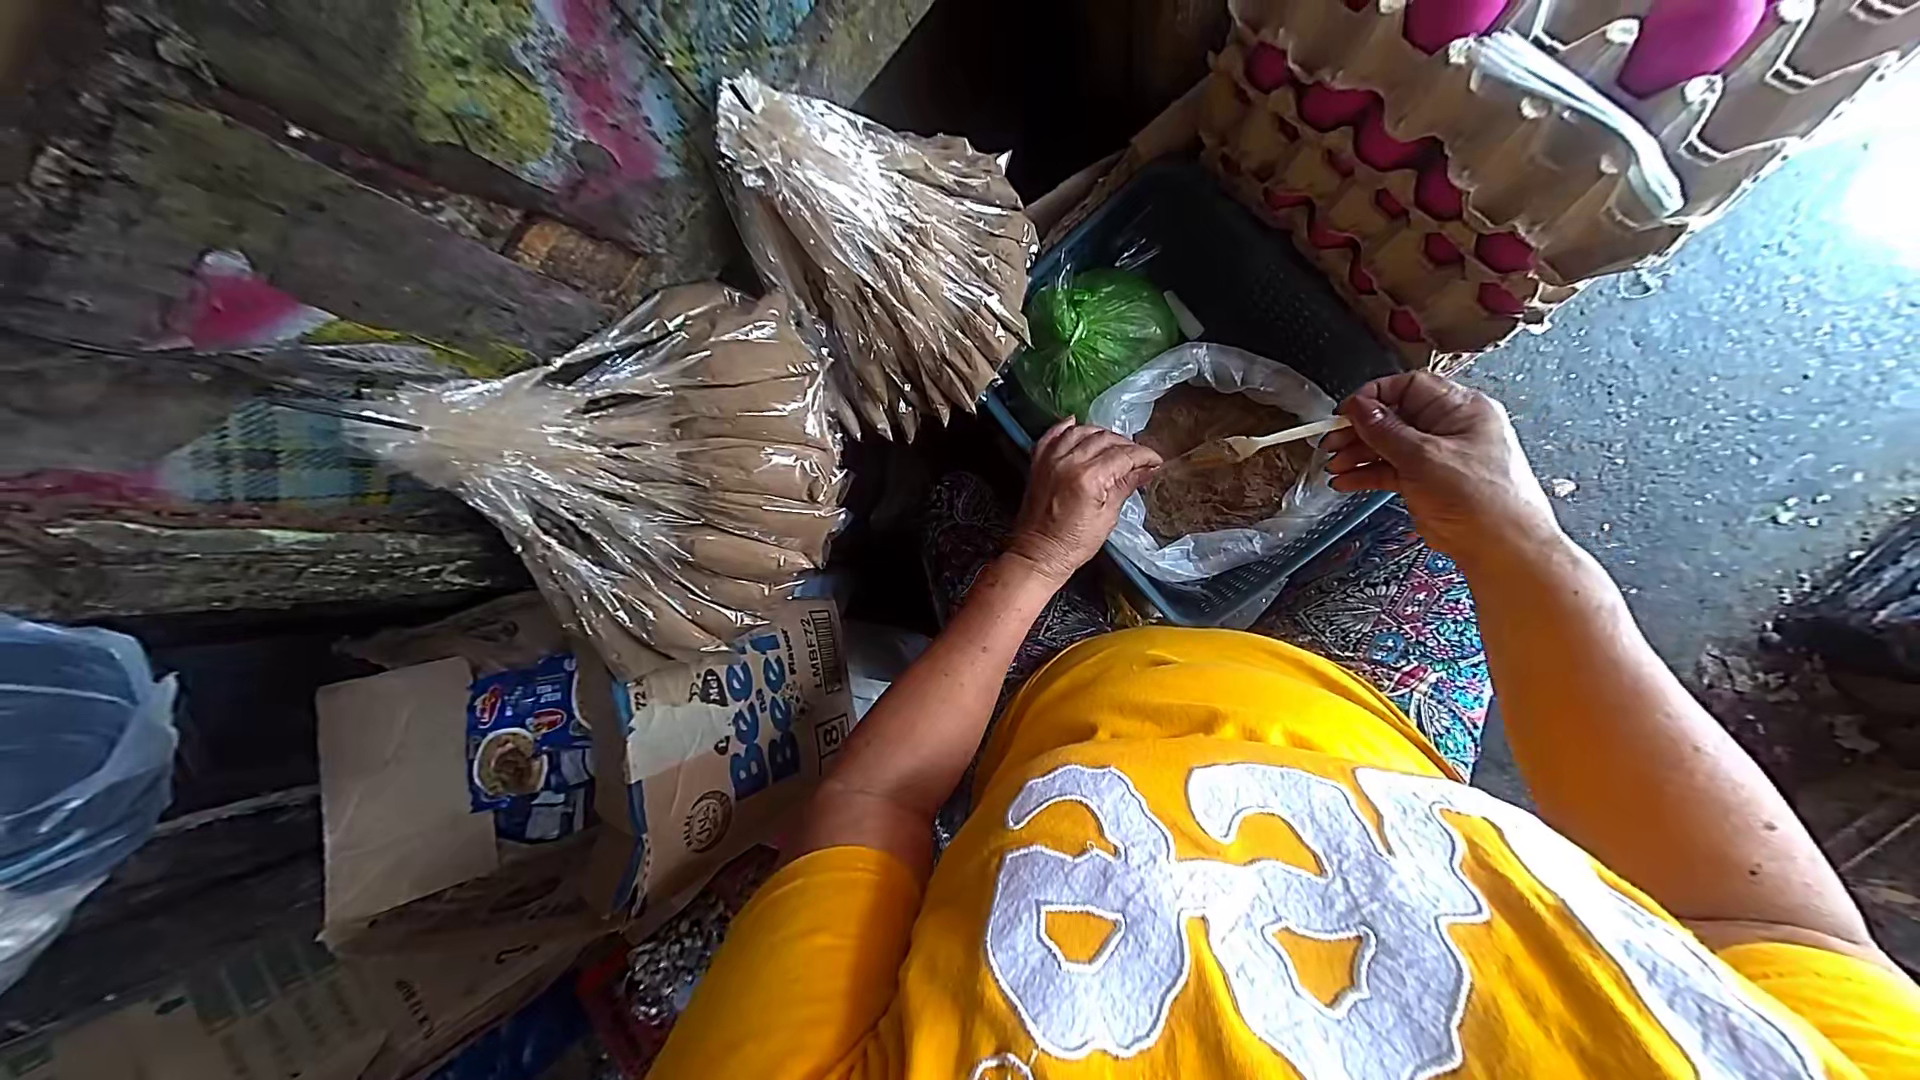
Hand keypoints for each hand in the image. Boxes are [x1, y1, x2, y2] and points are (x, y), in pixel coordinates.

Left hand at [1008, 418, 1162, 583]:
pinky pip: (1053, 435)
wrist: (1037, 554)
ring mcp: (1050, 460)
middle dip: (1126, 445)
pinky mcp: (1038, 463)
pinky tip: (1076, 425)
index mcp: (1089, 478)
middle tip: (1137, 457)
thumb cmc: (1072, 544)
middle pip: (1105, 439)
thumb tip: (1147, 470)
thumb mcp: (1108, 517)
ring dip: (1100, 434)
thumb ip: (1125, 487)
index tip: (1155, 461)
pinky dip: (1066, 428)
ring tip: (1113, 445)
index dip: (1144, 456)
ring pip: (1081, 431)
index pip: (1124, 455)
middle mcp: (1068, 462)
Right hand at [1320, 372, 1560, 564]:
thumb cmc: (1481, 497)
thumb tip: (1358, 407)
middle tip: (1331, 442)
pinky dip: (1364, 474)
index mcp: (1460, 409)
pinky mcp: (1423, 479)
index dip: (1374, 396)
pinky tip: (1345, 481)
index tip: (1345, 412)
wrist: (1499, 545)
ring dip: (1356, 454)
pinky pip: (1387, 469)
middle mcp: (1447, 428)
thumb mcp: (1424, 457)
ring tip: (1335, 466)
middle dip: (1358, 430)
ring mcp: (1434, 455)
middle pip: (1391, 417)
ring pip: (1385, 445)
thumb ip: (1385, 430)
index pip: (1409, 387)